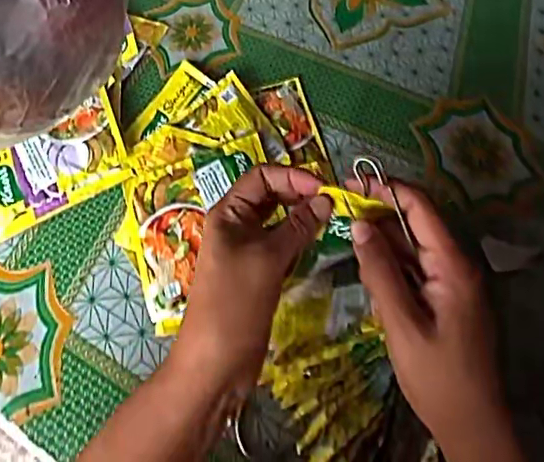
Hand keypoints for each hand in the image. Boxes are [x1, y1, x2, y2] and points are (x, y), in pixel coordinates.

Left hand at [171, 165, 331, 396]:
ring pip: (278, 219)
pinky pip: (281, 243)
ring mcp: (246, 249)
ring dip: (301, 216)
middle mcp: (236, 224)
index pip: (262, 176)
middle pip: (270, 194)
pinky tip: (316, 243)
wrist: (213, 368)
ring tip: (328, 219)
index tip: (322, 187)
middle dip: (299, 193)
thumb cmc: (234, 305)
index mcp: (228, 213)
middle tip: (330, 202)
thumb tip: (325, 198)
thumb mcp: (269, 260)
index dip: (292, 176)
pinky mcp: (258, 271)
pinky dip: (298, 239)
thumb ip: (298, 226)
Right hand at [351, 180, 520, 461]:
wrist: (474, 428)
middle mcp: (457, 262)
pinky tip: (373, 274)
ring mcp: (454, 280)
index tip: (351, 184)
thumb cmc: (438, 378)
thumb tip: (360, 225)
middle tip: (342, 214)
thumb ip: (380, 272)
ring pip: (414, 246)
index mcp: (453, 263)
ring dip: (384, 243)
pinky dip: (394, 266)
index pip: (420, 206)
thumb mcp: (402, 325)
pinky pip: (418, 268)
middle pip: (416, 223)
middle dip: (379, 215)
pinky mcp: (448, 296)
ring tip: (351, 241)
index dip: (385, 189)